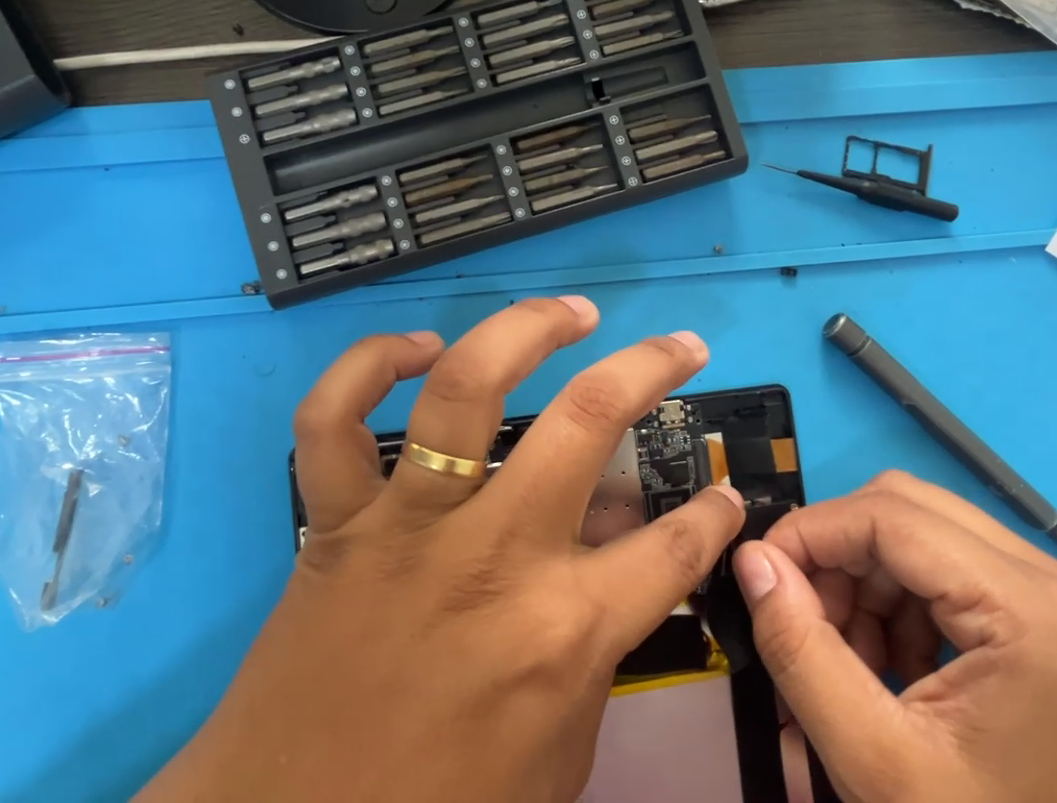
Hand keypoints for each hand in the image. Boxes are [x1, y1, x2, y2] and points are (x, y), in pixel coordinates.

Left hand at [138, 296, 746, 802]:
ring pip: (465, 389)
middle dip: (650, 368)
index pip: (673, 546)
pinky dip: (367, 366)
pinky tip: (416, 348)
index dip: (715, 515)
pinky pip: (332, 420)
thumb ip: (599, 643)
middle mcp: (492, 554)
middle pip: (587, 422)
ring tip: (570, 310)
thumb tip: (621, 548)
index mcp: (563, 627)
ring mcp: (406, 526)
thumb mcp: (561, 746)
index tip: (725, 494)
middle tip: (680, 345)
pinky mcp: (333, 520)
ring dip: (525, 330)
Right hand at [731, 471, 1056, 802]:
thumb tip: (751, 559)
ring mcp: (1056, 600)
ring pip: (922, 536)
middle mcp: (1053, 582)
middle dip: (837, 554)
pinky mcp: (1048, 622)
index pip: (890, 515)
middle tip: (802, 620)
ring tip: (843, 659)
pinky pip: (948, 572)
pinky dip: (897, 604)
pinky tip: (886, 667)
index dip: (810, 531)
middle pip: (907, 510)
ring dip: (864, 581)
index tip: (758, 573)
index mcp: (1029, 608)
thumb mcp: (875, 758)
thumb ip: (801, 651)